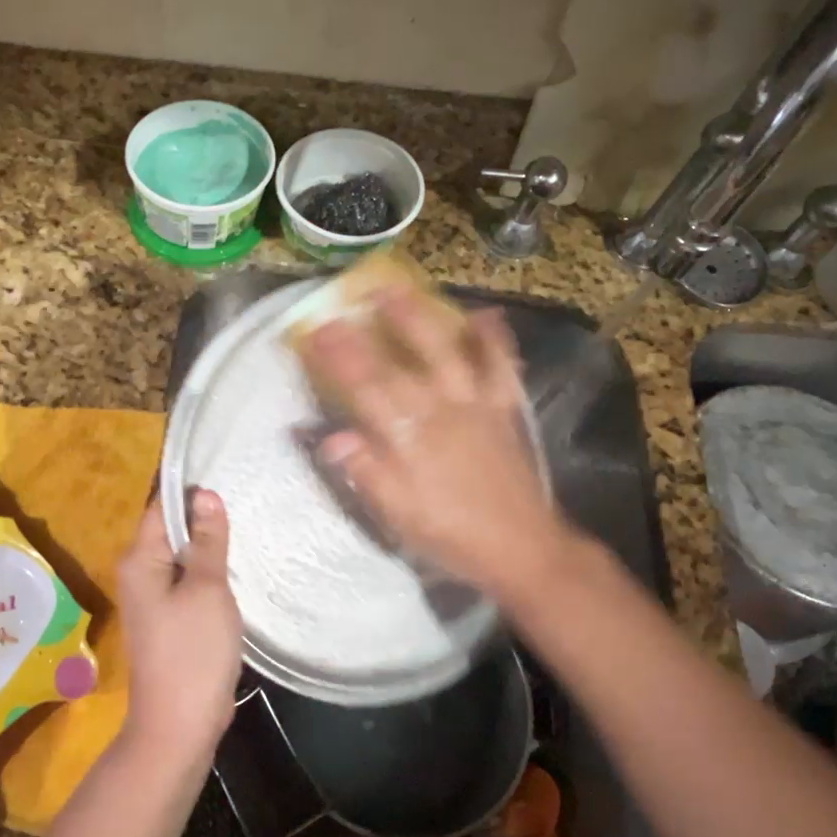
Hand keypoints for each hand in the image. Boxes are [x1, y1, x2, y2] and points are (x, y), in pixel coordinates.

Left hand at [117, 490, 241, 760]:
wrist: (179, 726)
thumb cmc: (193, 653)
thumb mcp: (207, 589)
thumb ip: (207, 540)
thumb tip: (205, 493)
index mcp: (139, 559)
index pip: (162, 505)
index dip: (191, 490)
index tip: (227, 472)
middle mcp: (137, 572)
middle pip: (170, 529)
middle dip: (203, 517)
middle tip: (245, 498)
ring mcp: (152, 598)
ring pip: (181, 556)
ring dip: (208, 546)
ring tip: (246, 525)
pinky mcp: (168, 619)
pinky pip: (186, 581)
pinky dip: (207, 572)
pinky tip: (234, 567)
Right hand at [298, 287, 578, 601]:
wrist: (520, 546)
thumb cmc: (450, 533)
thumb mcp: (398, 514)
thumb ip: (366, 472)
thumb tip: (331, 437)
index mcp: (408, 440)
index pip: (364, 390)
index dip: (337, 358)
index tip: (316, 331)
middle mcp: (439, 413)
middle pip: (397, 365)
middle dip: (367, 332)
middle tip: (345, 302)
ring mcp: (475, 405)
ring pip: (445, 353)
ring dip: (421, 319)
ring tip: (399, 289)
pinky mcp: (503, 409)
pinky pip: (500, 368)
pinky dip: (493, 340)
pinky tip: (485, 314)